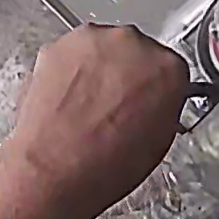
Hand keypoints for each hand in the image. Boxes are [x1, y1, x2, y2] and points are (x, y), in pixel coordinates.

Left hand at [0, 25, 188, 218]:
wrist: (48, 175)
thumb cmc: (100, 172)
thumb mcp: (154, 148)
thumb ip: (161, 113)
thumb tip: (153, 104)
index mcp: (166, 71)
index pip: (170, 71)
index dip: (153, 95)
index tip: (143, 107)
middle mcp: (130, 45)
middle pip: (134, 56)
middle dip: (125, 80)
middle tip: (112, 114)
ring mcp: (89, 42)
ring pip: (100, 55)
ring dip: (95, 77)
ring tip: (83, 116)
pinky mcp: (54, 49)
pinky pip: (71, 60)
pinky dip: (68, 78)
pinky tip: (64, 110)